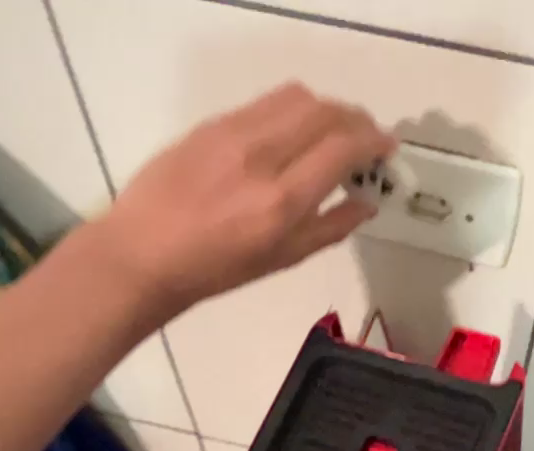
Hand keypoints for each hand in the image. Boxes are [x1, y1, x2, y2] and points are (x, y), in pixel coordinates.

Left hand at [90, 82, 395, 317]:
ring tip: (334, 133)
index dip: (374, 142)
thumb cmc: (218, 270)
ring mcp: (233, 133)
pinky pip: (266, 103)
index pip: (342, 149)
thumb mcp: (283, 259)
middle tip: (368, 140)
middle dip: (356, 120)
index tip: (388, 149)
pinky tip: (295, 135)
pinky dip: (294, 112)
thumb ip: (330, 227)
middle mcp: (261, 157)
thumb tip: (368, 203)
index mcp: (281, 201)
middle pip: (325, 113)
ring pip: (297, 98)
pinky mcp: (212, 123)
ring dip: (327, 110)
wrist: (146, 251)